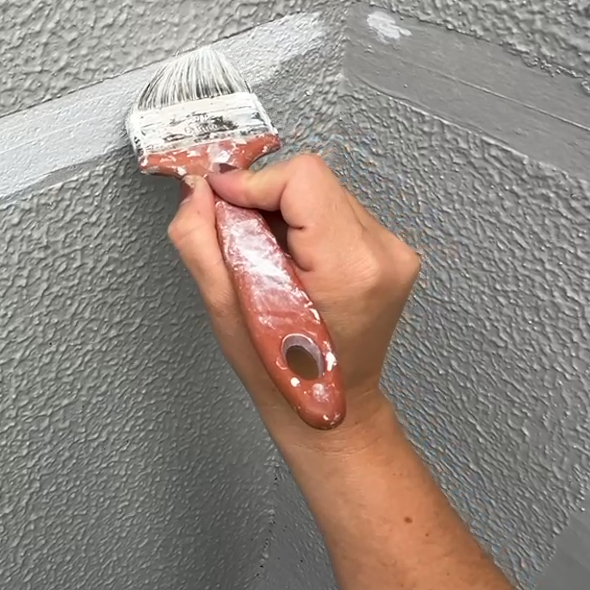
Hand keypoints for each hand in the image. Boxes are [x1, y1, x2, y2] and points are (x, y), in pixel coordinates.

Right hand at [167, 153, 419, 450]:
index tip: (220, 202)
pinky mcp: (390, 252)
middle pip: (310, 181)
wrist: (331, 410)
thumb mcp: (222, 307)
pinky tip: (286, 261)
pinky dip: (300, 223)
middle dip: (263, 199)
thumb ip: (199, 240)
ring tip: (262, 257)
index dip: (253, 183)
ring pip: (320, 192)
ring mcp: (392, 251)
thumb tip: (196, 189)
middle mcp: (382, 252)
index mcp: (348, 268)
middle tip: (236, 238)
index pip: (302, 179)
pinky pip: (333, 210)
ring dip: (280, 212)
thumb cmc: (280, 371)